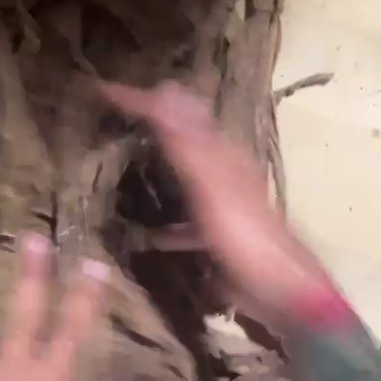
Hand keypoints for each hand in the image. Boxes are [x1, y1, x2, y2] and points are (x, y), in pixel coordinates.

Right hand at [100, 82, 337, 322]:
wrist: (279, 292)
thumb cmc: (246, 238)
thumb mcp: (213, 185)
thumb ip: (189, 142)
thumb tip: (166, 89)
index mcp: (222, 154)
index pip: (176, 113)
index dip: (140, 99)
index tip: (101, 89)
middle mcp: (221, 172)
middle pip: (179, 140)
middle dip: (146, 129)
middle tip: (105, 122)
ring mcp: (217, 205)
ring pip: (178, 178)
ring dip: (152, 171)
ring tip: (113, 170)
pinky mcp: (213, 237)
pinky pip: (179, 221)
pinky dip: (158, 221)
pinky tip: (137, 233)